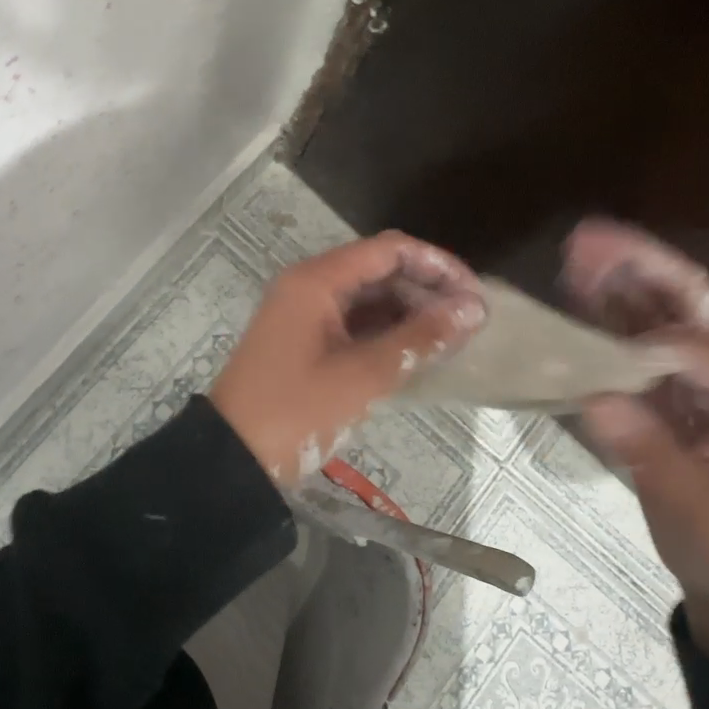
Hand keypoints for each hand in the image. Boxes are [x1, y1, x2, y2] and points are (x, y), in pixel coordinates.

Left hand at [211, 231, 485, 488]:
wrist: (233, 458)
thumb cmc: (296, 411)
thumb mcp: (362, 376)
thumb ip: (419, 339)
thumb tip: (473, 310)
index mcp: (316, 281)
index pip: (389, 250)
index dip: (437, 265)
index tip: (475, 294)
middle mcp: (310, 287)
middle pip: (379, 269)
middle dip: (427, 289)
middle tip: (471, 320)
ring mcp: (305, 314)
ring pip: (369, 298)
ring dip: (410, 311)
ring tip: (454, 337)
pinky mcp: (306, 342)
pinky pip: (355, 323)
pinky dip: (387, 332)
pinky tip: (419, 351)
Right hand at [563, 219, 708, 678]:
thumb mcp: (695, 510)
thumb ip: (650, 451)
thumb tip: (597, 396)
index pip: (696, 346)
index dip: (643, 331)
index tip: (585, 326)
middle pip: (685, 306)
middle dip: (638, 267)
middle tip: (585, 238)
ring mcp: (697, 388)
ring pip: (658, 320)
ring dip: (618, 284)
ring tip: (572, 254)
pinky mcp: (669, 402)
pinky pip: (637, 353)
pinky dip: (607, 324)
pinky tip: (576, 301)